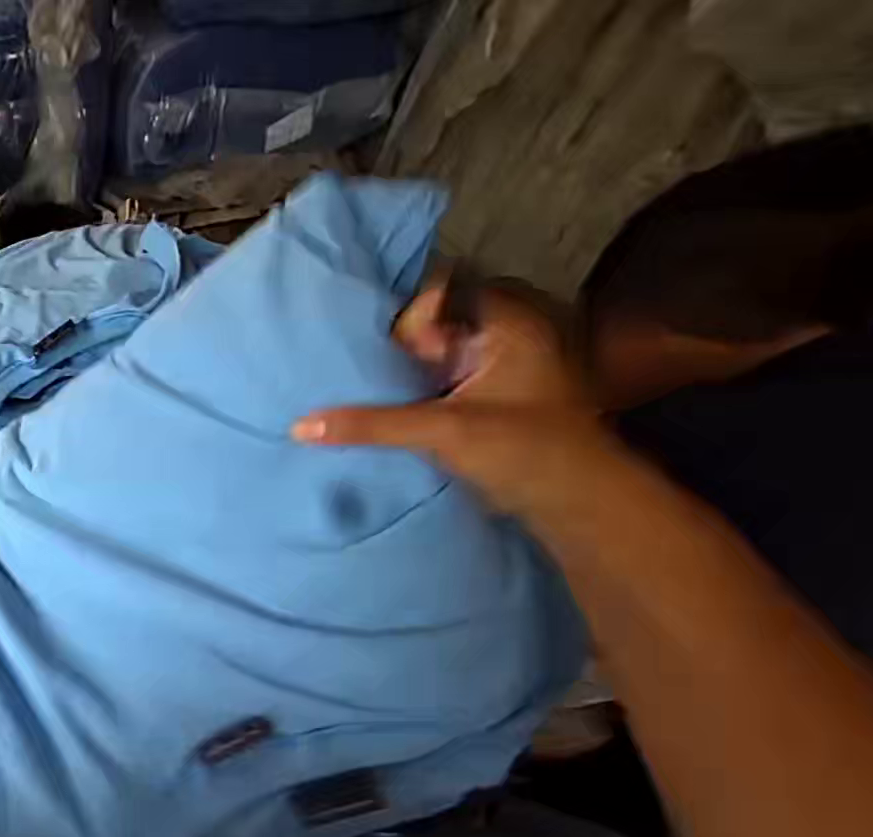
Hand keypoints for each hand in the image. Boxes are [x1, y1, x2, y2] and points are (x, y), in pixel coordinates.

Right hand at [291, 279, 614, 514]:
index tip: (363, 343)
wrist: (573, 504)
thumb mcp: (443, 430)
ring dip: (386, 375)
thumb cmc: (525, 451)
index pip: (438, 296)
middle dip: (384, 348)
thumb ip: (370, 425)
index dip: (398, 316)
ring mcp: (482, 373)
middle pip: (424, 328)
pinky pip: (421, 387)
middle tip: (346, 369)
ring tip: (342, 388)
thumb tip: (298, 427)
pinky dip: (395, 395)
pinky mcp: (470, 403)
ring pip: (420, 361)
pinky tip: (362, 409)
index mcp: (505, 325)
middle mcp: (494, 340)